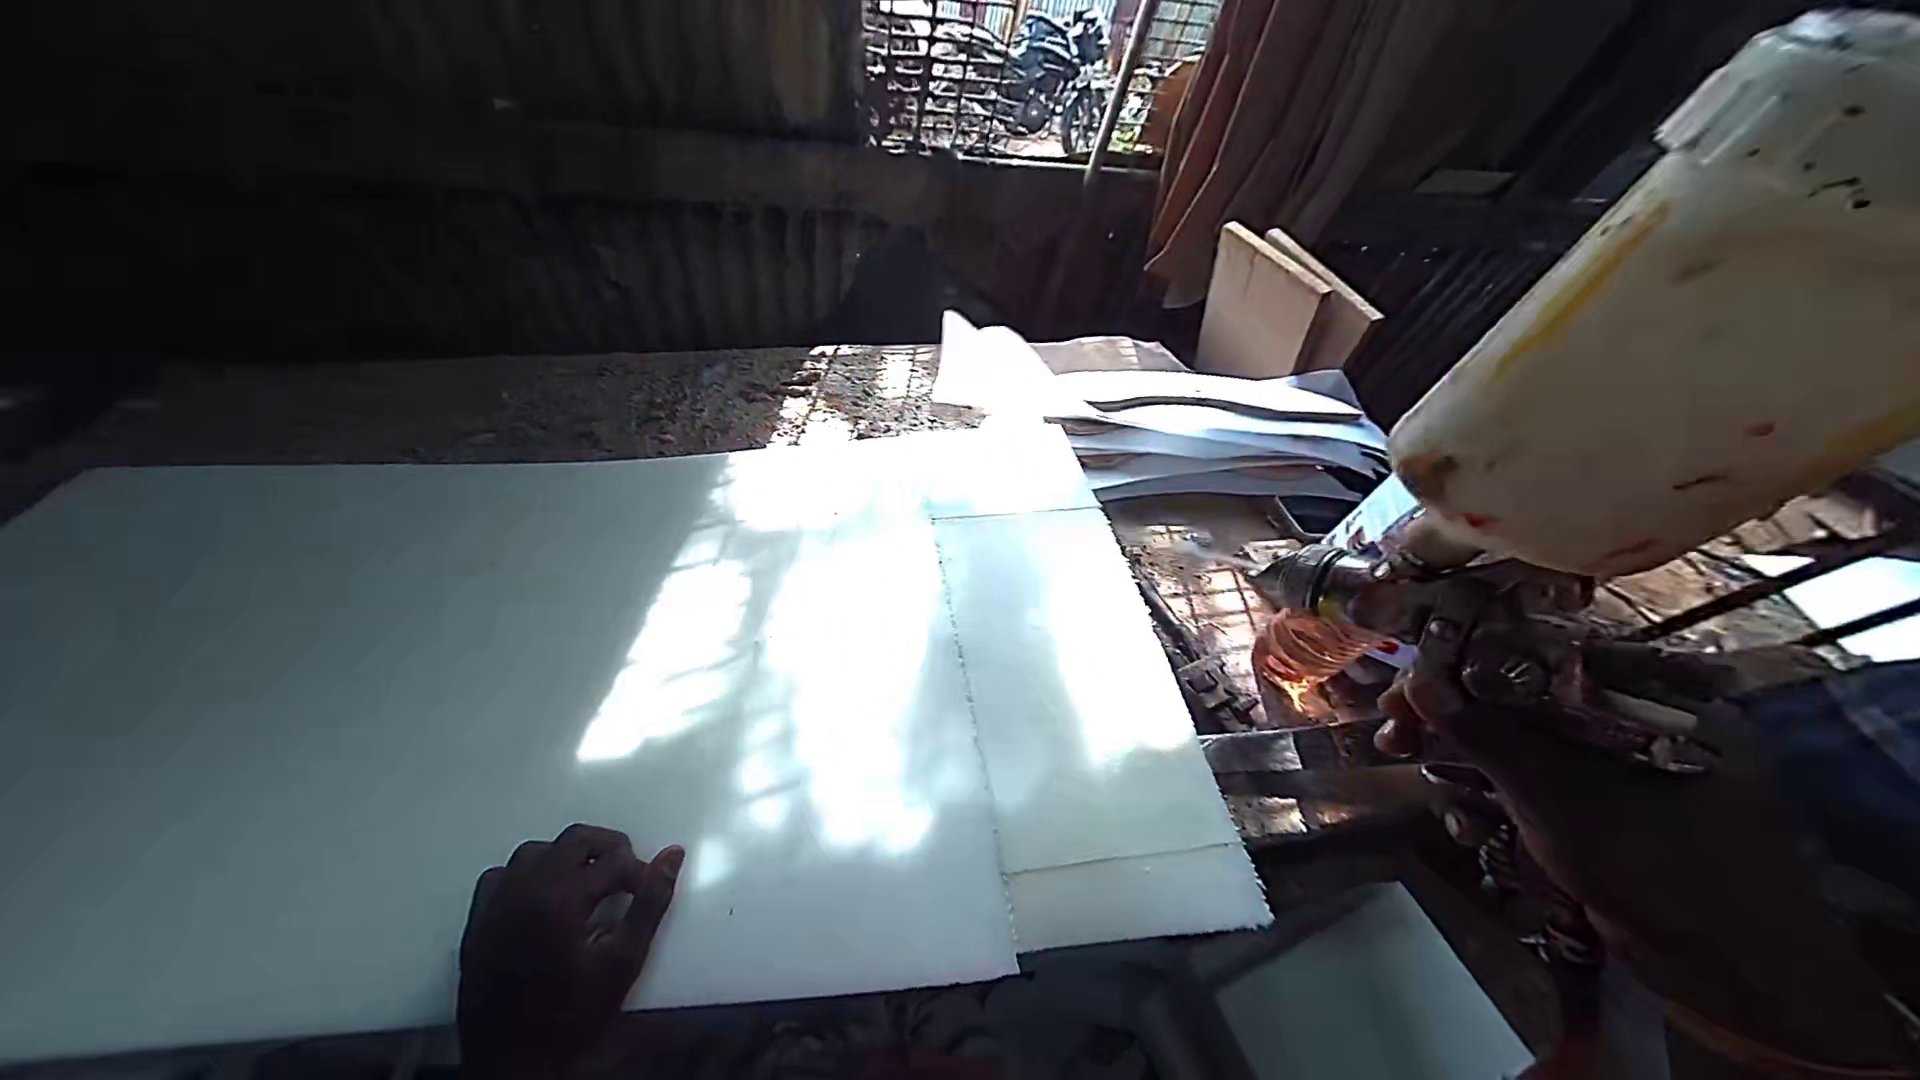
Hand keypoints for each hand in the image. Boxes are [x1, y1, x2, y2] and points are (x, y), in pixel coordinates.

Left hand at [458, 824, 683, 1078]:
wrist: (515, 1066)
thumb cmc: (573, 1015)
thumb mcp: (626, 959)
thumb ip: (652, 901)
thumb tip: (672, 854)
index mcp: (562, 899)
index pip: (614, 861)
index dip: (639, 873)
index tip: (646, 891)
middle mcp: (526, 892)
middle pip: (575, 839)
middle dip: (608, 849)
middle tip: (624, 873)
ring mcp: (496, 906)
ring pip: (537, 851)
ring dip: (566, 857)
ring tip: (587, 881)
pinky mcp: (477, 923)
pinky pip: (501, 876)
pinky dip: (525, 876)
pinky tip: (543, 896)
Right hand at [1376, 662, 1910, 1070]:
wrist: (1736, 985)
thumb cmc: (1661, 871)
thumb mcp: (1561, 797)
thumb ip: (1486, 735)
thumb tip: (1415, 681)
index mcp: (1650, 699)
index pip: (1539, 654)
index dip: (1464, 662)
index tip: (1411, 682)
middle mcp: (1630, 719)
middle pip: (1514, 694)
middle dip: (1449, 714)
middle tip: (1396, 728)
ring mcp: (1610, 762)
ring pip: (1510, 736)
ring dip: (1455, 754)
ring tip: (1408, 764)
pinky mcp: (1591, 799)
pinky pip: (1522, 775)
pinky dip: (1485, 792)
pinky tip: (1464, 822)